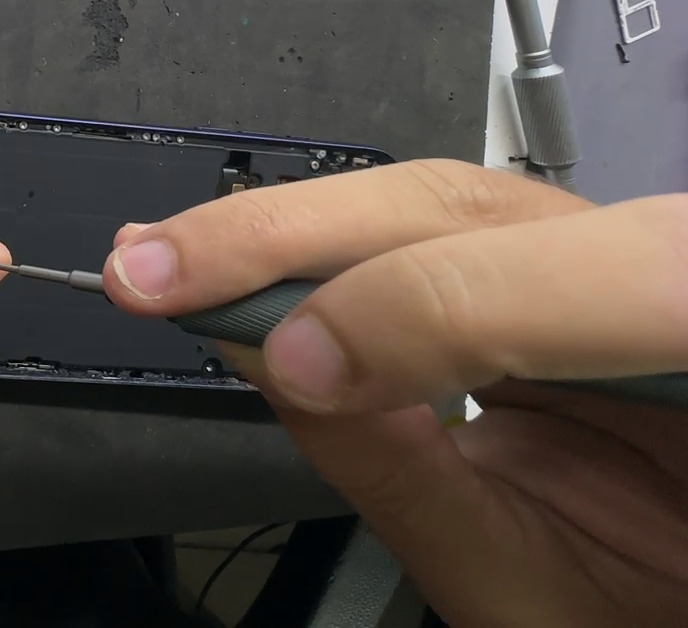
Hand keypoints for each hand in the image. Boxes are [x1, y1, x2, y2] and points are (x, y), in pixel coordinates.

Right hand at [102, 161, 687, 626]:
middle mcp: (673, 283)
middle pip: (478, 206)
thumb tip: (253, 346)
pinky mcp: (507, 258)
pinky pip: (390, 222)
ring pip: (419, 195)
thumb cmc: (625, 613)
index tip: (290, 367)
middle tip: (147, 271)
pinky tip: (205, 252)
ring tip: (152, 262)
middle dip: (294, 236)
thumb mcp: (531, 583)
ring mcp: (590, 256)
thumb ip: (396, 460)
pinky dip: (283, 241)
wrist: (649, 599)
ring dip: (265, 231)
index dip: (440, 306)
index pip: (628, 284)